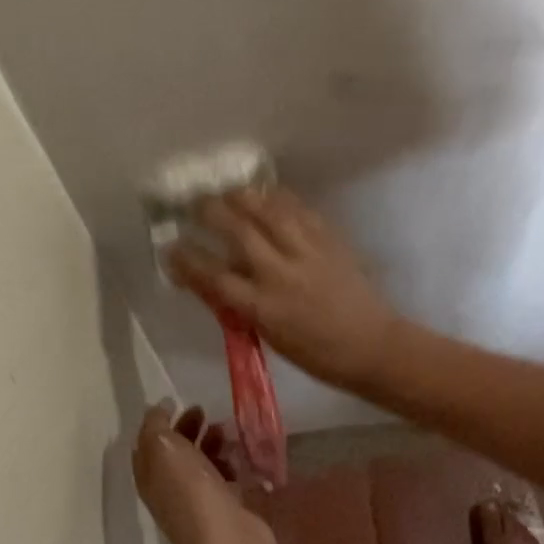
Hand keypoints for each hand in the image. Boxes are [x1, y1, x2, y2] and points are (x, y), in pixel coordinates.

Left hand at [132, 401, 273, 543]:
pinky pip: (226, 477)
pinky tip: (241, 450)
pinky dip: (232, 461)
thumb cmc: (189, 489)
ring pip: (203, 463)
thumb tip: (158, 409)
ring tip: (226, 429)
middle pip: (176, 452)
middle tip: (203, 410)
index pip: (147, 445)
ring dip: (212, 442)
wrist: (227, 539)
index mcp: (150, 477)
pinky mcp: (226, 507)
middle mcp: (170, 490)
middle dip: (188, 428)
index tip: (175, 402)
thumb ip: (155, 425)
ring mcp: (199, 501)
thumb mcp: (162, 448)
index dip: (158, 422)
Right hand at [170, 187, 397, 389]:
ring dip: (241, 196)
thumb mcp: (269, 334)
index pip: (215, 276)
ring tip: (225, 191)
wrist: (373, 346)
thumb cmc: (317, 352)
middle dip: (210, 212)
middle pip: (237, 231)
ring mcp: (307, 252)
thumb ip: (240, 303)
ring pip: (267, 210)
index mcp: (264, 308)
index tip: (170, 247)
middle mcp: (281, 274)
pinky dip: (276, 197)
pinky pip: (297, 209)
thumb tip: (212, 275)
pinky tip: (264, 193)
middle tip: (194, 203)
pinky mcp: (328, 239)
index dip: (188, 259)